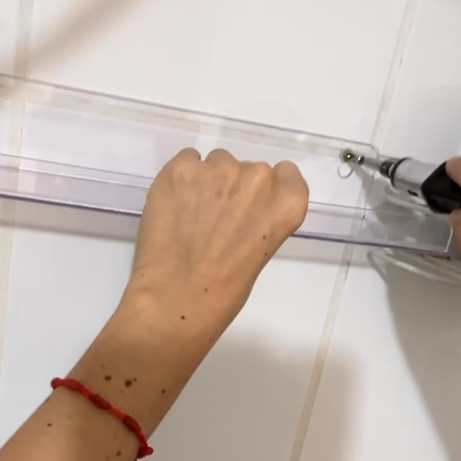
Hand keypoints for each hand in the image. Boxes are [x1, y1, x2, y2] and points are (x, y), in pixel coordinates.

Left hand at [119, 148, 309, 344]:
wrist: (176, 298)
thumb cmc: (223, 293)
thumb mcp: (261, 254)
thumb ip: (259, 221)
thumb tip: (238, 211)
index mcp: (287, 202)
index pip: (286, 174)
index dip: (266, 191)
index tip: (252, 209)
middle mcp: (259, 177)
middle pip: (249, 168)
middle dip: (234, 189)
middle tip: (216, 222)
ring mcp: (219, 168)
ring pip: (216, 163)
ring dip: (207, 183)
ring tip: (191, 220)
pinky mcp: (182, 168)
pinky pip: (186, 161)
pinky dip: (180, 182)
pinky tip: (173, 210)